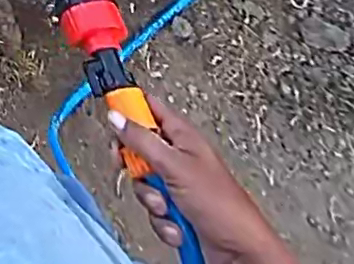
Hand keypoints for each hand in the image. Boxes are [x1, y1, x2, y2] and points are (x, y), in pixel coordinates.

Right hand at [106, 97, 295, 263]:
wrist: (242, 256)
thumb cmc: (222, 206)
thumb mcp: (174, 166)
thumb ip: (142, 140)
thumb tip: (115, 116)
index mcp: (181, 135)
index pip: (148, 106)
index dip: (128, 106)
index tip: (111, 113)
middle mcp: (177, 156)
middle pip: (138, 146)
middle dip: (135, 164)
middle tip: (134, 169)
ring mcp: (176, 185)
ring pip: (143, 182)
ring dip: (151, 199)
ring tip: (168, 206)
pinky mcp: (177, 211)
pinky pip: (154, 209)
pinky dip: (162, 221)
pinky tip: (178, 227)